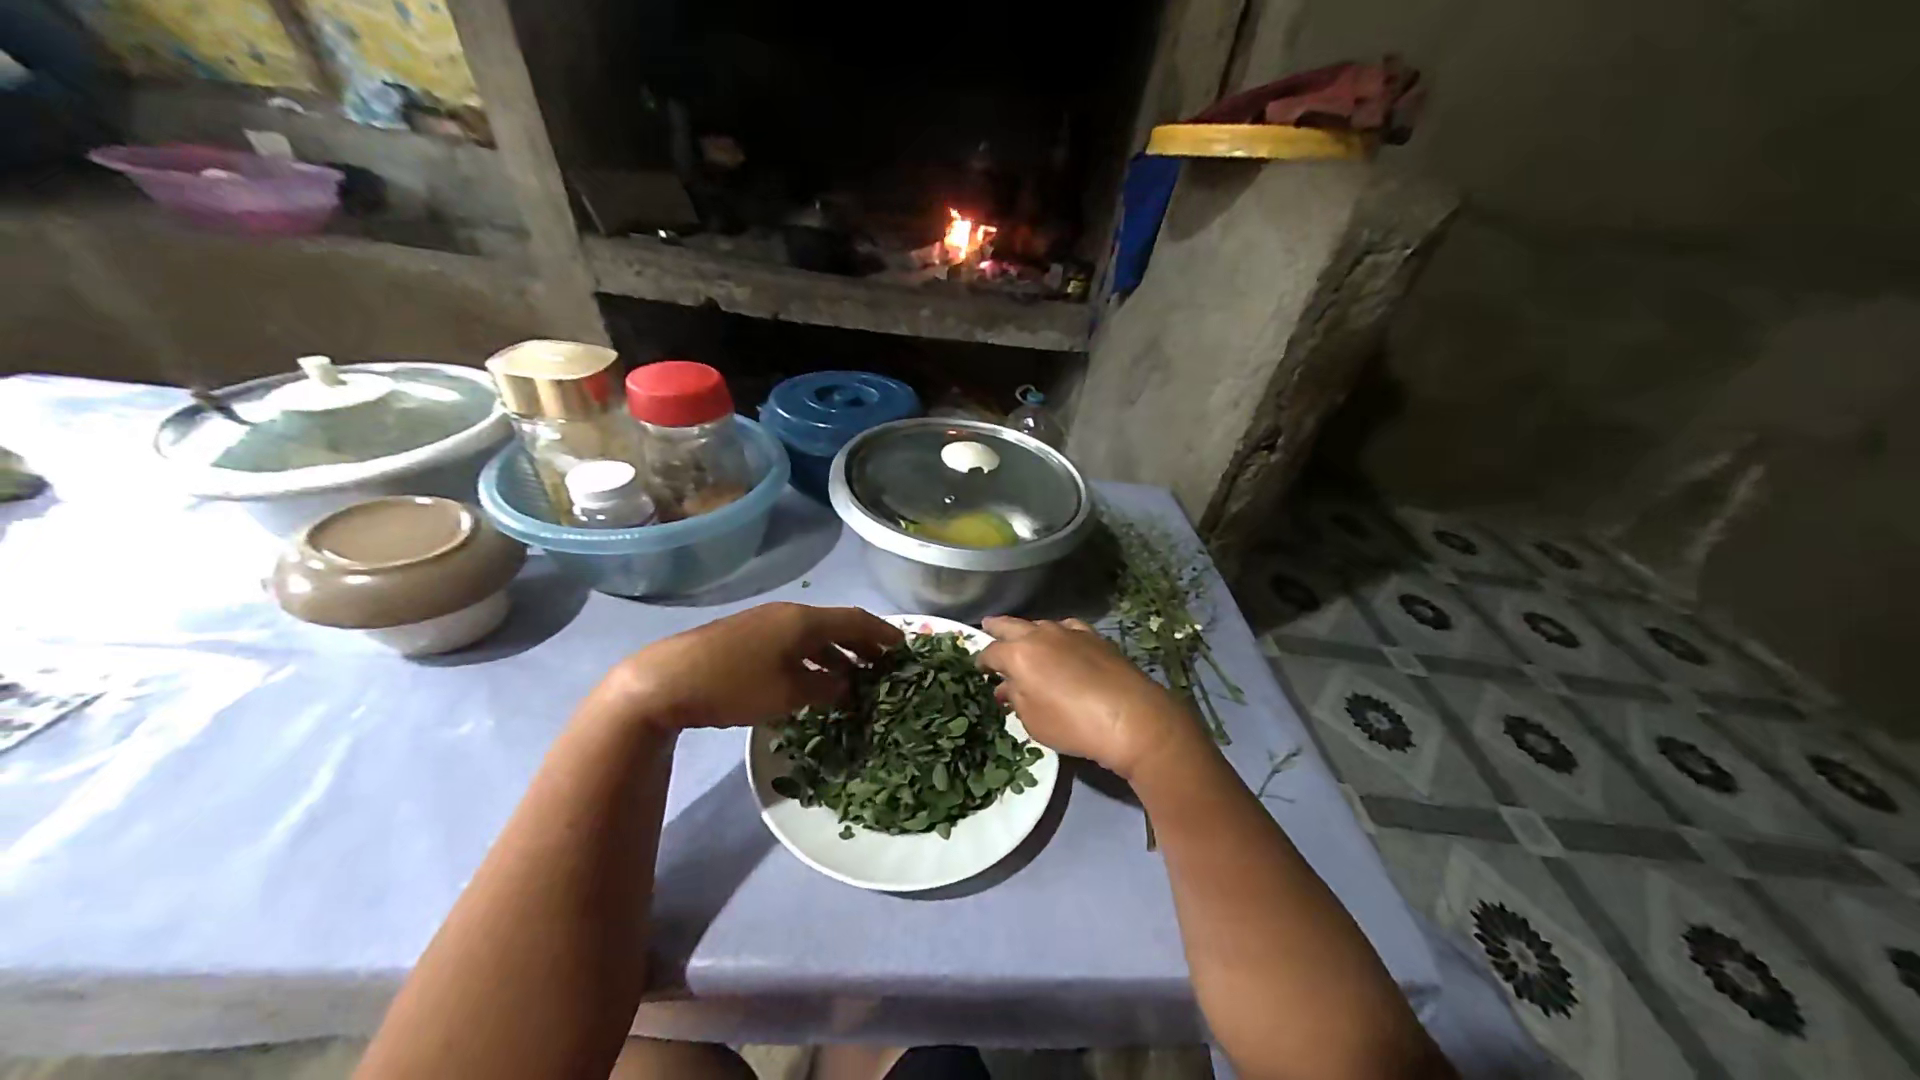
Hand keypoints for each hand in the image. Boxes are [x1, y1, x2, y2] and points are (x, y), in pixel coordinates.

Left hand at [603, 603, 902, 730]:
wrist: (664, 681)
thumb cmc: (734, 685)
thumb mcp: (787, 693)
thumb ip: (824, 687)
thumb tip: (845, 684)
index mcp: (803, 620)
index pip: (855, 620)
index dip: (882, 633)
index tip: (904, 648)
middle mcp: (787, 614)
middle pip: (836, 624)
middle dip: (862, 644)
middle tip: (882, 665)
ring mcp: (764, 623)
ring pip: (813, 635)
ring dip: (836, 654)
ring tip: (852, 679)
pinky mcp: (745, 637)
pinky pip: (792, 642)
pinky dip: (811, 658)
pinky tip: (811, 680)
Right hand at [977, 616, 1195, 780]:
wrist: (1132, 717)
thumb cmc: (1073, 725)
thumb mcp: (1033, 721)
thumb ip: (1016, 699)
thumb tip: (1007, 687)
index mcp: (1018, 654)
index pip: (991, 652)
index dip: (982, 661)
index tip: (979, 669)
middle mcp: (1041, 635)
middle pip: (1011, 625)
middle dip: (997, 628)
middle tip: (987, 626)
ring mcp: (1070, 632)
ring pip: (1040, 624)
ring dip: (1028, 631)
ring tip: (1024, 638)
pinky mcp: (1095, 637)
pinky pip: (1067, 628)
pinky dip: (1057, 634)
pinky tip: (1061, 641)